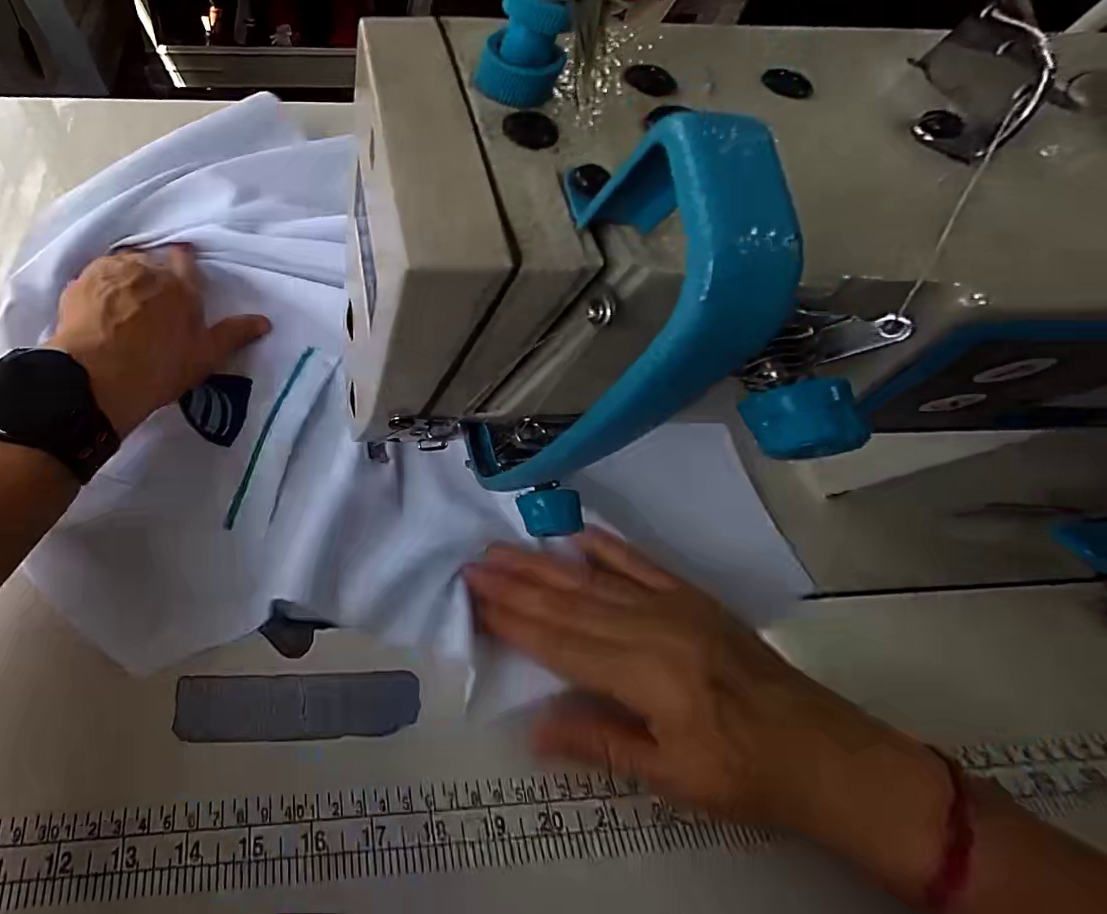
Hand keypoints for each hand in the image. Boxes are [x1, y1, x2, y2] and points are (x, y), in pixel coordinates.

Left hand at [46, 245, 269, 436]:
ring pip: (120, 267)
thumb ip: (232, 334)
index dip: (182, 268)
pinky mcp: (79, 282)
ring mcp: (109, 272)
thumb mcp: (202, 358)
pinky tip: (93, 310)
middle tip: (145, 306)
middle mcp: (146, 268)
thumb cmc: (157, 370)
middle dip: (150, 278)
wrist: (96, 380)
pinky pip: (92, 278)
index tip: (177, 282)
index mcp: (180, 285)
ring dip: (122, 280)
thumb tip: (264, 321)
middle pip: (151, 263)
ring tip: (117, 307)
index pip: (185, 260)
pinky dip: (95, 290)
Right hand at [466, 532, 953, 898]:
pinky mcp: (698, 602)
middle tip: (470, 566)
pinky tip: (575, 535)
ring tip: (498, 549)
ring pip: (592, 582)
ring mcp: (677, 611)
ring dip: (540, 565)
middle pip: (567, 605)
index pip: (560, 644)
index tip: (472, 603)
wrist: (842, 763)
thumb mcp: (672, 778)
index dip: (513, 623)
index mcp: (647, 678)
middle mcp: (655, 633)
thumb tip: (528, 731)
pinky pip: (643, 567)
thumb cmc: (750, 778)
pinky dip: (607, 549)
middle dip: (513, 586)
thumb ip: (598, 742)